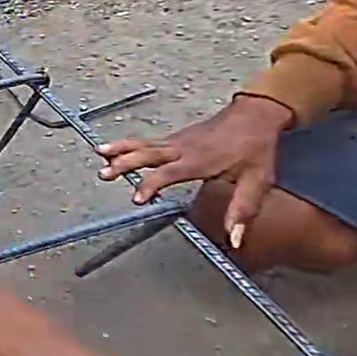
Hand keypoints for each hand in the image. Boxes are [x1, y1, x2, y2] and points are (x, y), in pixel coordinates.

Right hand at [96, 94, 293, 248]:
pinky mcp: (170, 139)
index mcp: (198, 161)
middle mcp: (180, 150)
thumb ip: (243, 209)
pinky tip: (109, 148)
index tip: (138, 199)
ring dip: (118, 150)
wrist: (254, 116)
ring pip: (141, 146)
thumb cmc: (254, 149)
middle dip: (124, 164)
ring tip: (98, 153)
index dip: (151, 185)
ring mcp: (173, 142)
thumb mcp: (258, 181)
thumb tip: (235, 239)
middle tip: (104, 173)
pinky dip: (124, 145)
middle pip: (147, 155)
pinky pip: (142, 142)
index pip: (168, 173)